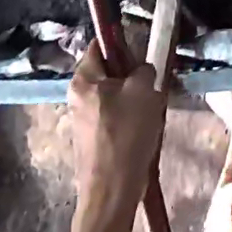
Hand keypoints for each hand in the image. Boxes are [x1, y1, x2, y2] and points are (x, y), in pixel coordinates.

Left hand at [68, 41, 165, 215]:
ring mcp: (83, 118)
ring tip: (152, 106)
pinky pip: (115, 114)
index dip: (124, 42)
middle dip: (133, 73)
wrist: (113, 189)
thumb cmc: (126, 133)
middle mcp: (77, 95)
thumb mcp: (143, 91)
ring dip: (135, 96)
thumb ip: (144, 69)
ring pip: (115, 93)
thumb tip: (142, 69)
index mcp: (83, 80)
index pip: (100, 45)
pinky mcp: (93, 137)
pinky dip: (131, 115)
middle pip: (109, 70)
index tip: (145, 50)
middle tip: (153, 81)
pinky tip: (145, 127)